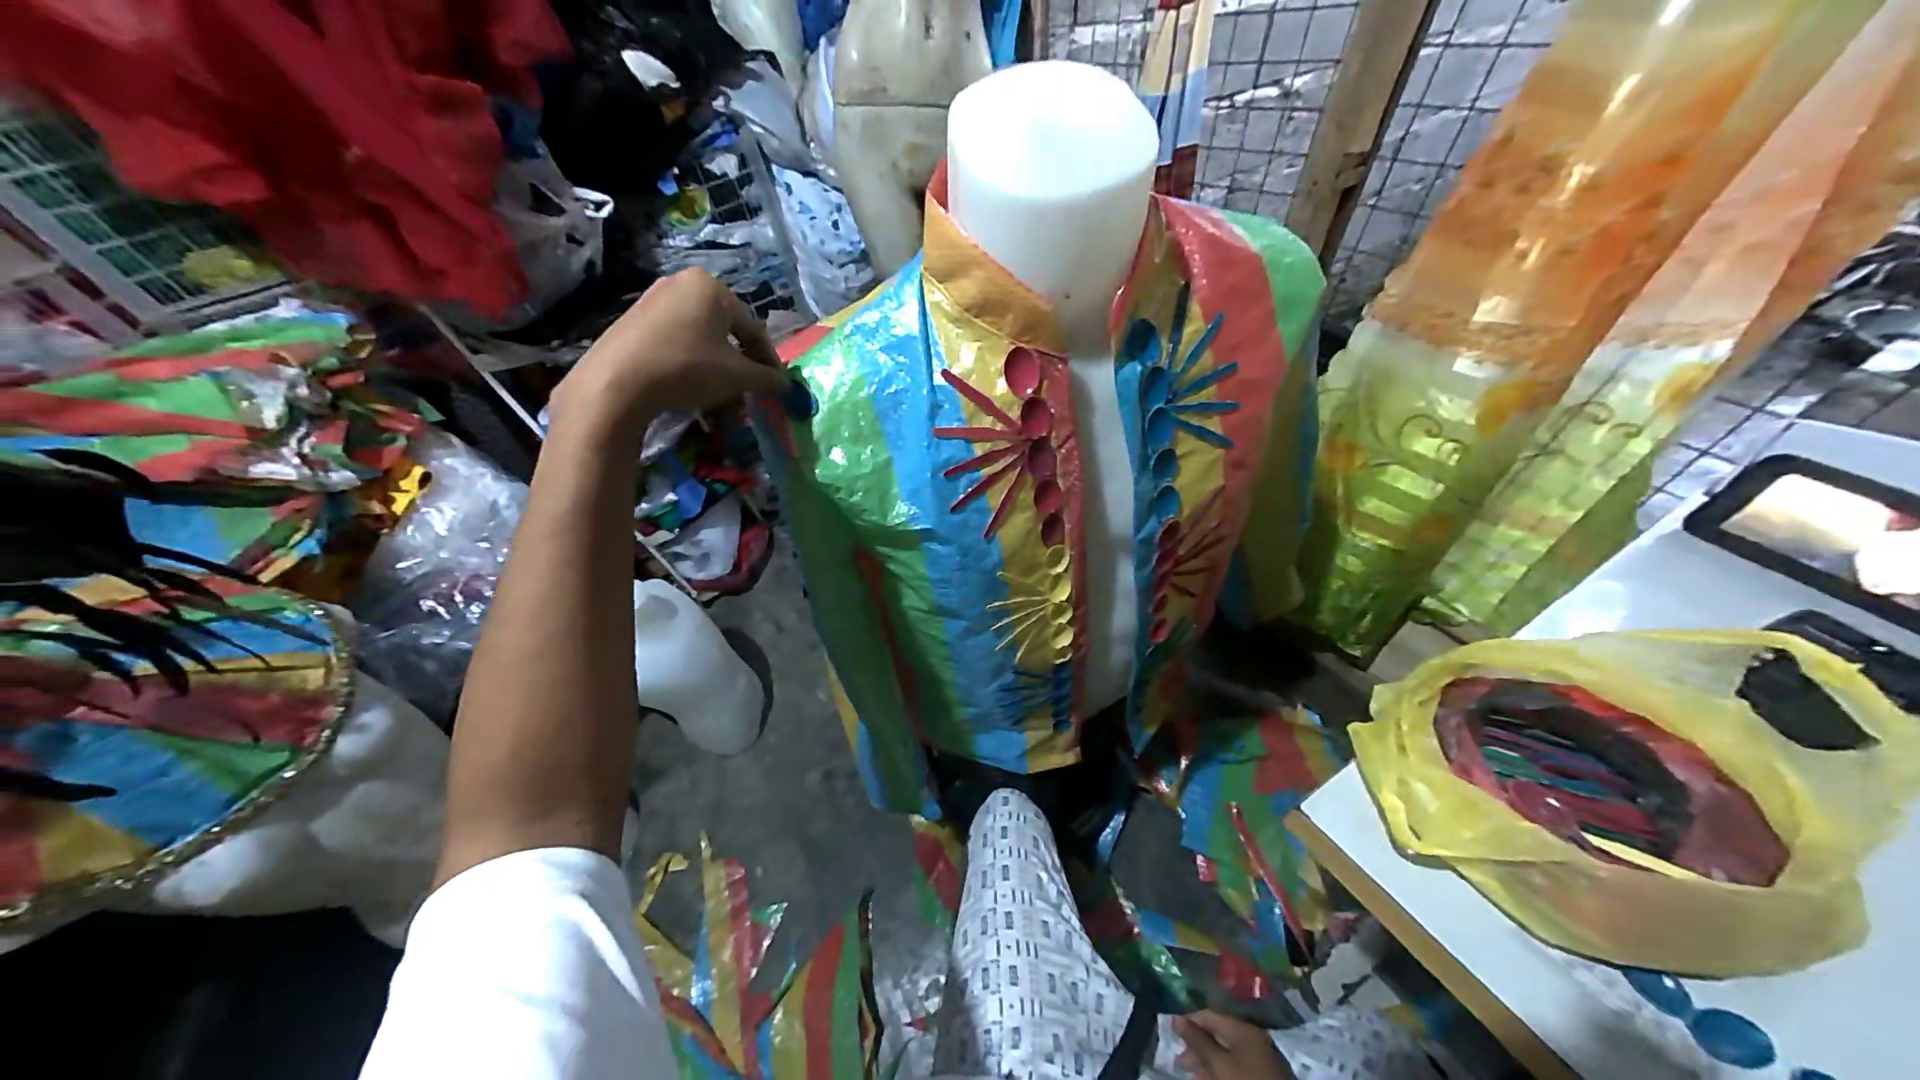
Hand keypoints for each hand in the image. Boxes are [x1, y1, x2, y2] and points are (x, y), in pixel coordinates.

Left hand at [554, 268, 789, 429]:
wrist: (617, 382)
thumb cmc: (687, 368)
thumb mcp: (737, 377)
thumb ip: (767, 379)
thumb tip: (786, 386)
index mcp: (711, 287)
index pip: (753, 329)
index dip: (768, 362)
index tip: (777, 387)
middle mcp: (682, 284)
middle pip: (725, 335)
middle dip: (739, 371)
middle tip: (747, 397)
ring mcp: (654, 301)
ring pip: (701, 343)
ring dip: (717, 376)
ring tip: (720, 406)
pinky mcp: (634, 323)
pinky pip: (676, 346)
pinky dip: (691, 370)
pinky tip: (692, 396)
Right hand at [1175, 1011, 1294, 1079]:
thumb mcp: (1218, 1065)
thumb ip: (1197, 1041)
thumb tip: (1176, 1018)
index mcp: (1242, 1029)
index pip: (1208, 1015)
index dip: (1188, 1022)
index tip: (1171, 1034)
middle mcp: (1250, 1036)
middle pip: (1216, 1033)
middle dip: (1197, 1046)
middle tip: (1181, 1063)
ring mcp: (1258, 1056)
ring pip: (1225, 1052)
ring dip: (1207, 1061)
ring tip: (1193, 1075)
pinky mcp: (1261, 1074)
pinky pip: (1235, 1065)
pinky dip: (1220, 1071)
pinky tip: (1210, 1079)